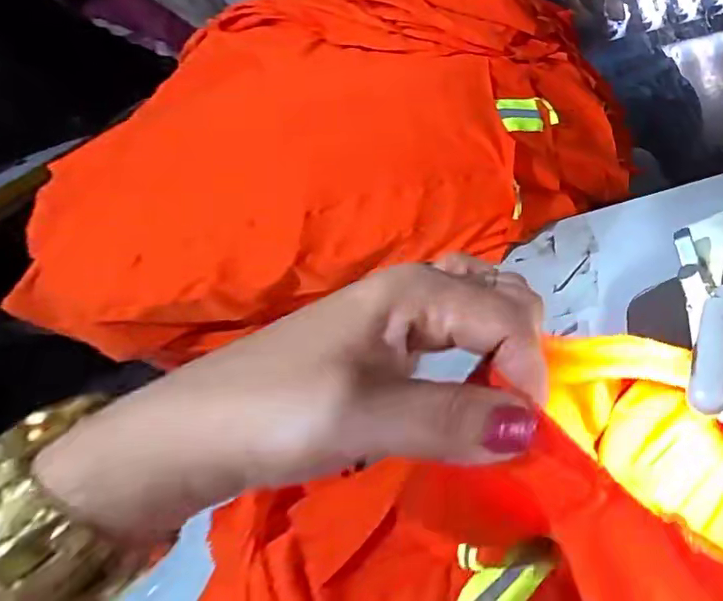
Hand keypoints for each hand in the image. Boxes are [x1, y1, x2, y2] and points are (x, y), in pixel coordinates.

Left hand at [33, 255, 547, 541]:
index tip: (526, 438)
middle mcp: (418, 283)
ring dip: (506, 345)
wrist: (191, 430)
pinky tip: (467, 387)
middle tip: (512, 413)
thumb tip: (531, 429)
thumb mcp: (361, 418)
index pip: (507, 315)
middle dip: (524, 348)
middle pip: (504, 295)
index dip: (528, 372)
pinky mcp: (389, 334)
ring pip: (484, 304)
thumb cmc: (275, 412)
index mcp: (417, 288)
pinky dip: (481, 349)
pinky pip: (459, 324)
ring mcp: (402, 305)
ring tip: (498, 400)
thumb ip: (449, 419)